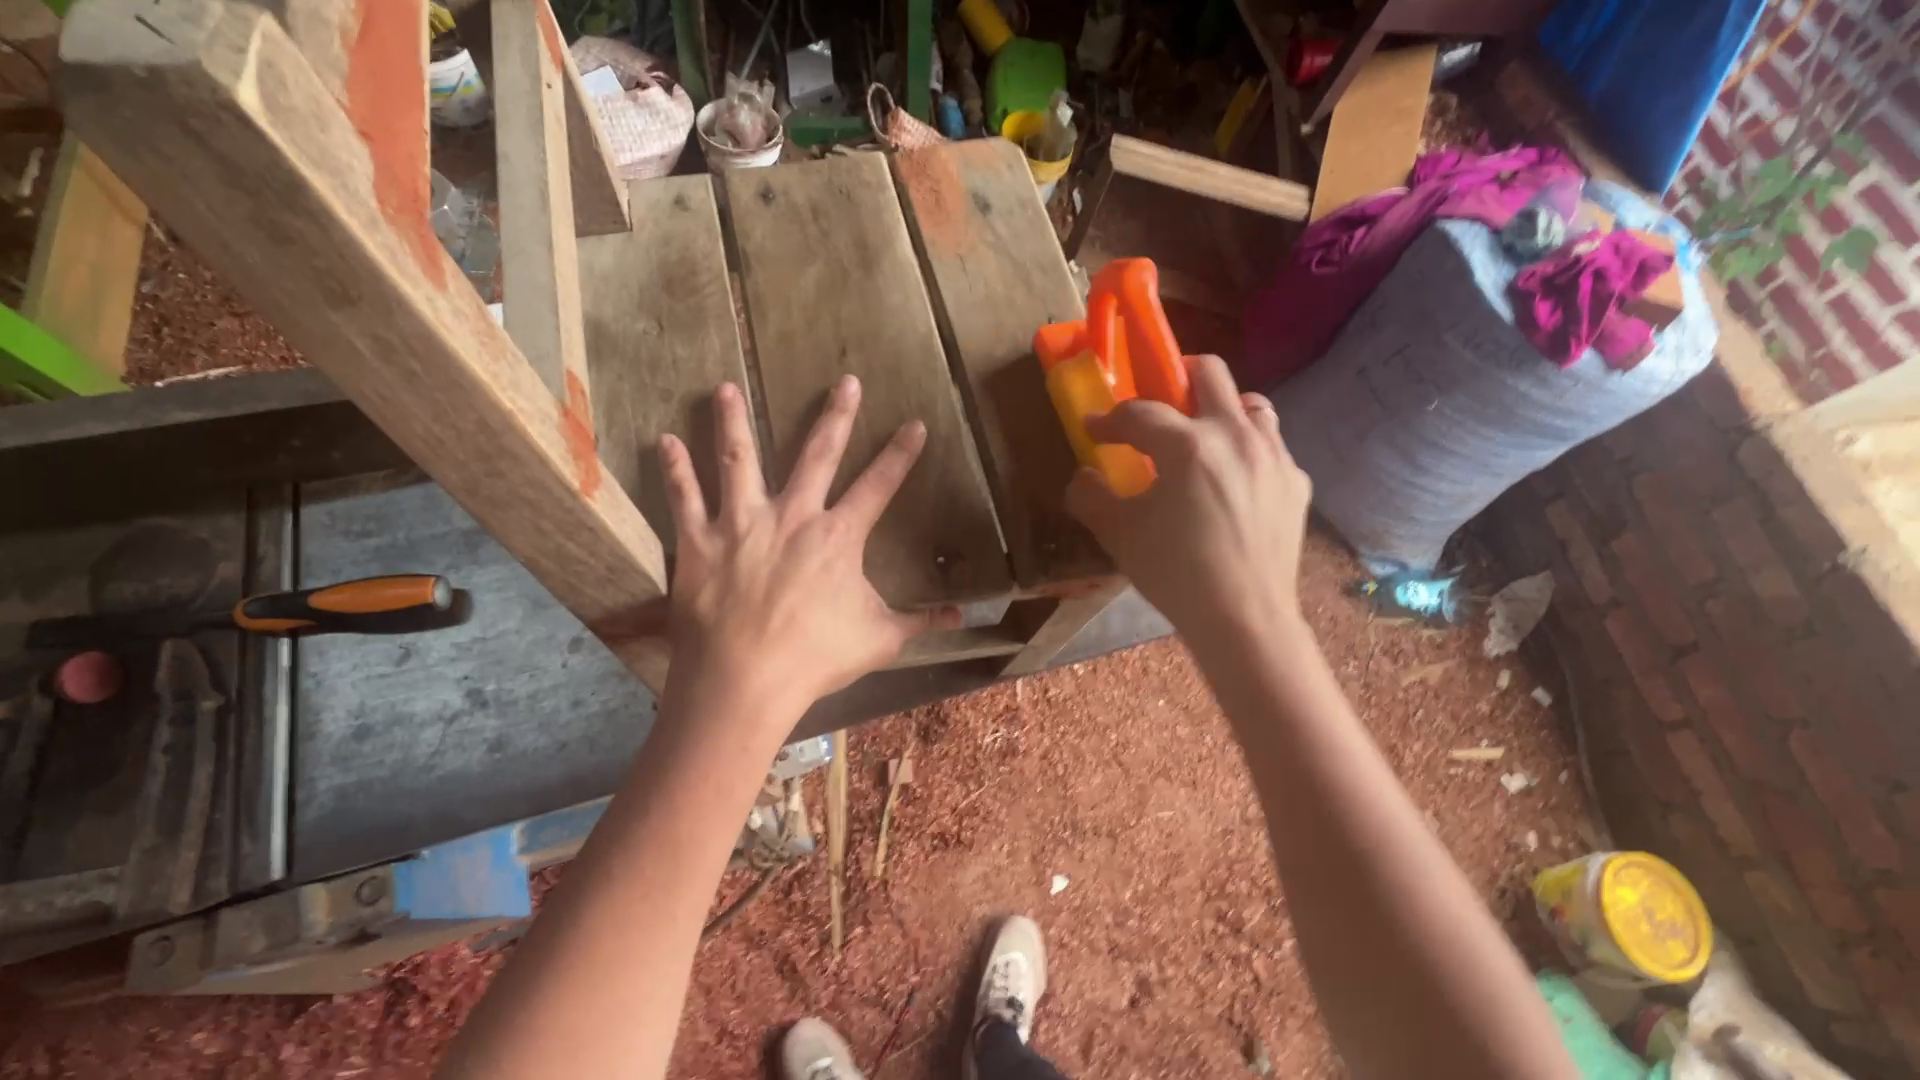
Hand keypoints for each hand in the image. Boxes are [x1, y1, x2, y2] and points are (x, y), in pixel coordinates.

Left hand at [659, 377, 960, 714]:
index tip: (914, 423)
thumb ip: (920, 622)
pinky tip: (665, 440)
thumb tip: (963, 619)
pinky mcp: (700, 541)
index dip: (900, 454)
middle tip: (845, 381)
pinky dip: (675, 468)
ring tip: (725, 387)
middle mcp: (792, 515)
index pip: (879, 485)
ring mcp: (742, 523)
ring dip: (733, 420)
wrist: (745, 680)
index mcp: (838, 537)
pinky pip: (685, 497)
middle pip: (818, 454)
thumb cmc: (816, 659)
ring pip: (738, 458)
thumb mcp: (880, 641)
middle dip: (836, 416)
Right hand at [1066, 354, 1311, 641]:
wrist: (1244, 618)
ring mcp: (1274, 456)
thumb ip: (1092, 497)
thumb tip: (1084, 476)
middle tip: (1160, 400)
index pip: (1140, 414)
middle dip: (1176, 375)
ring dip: (1222, 409)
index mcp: (1189, 445)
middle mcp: (1236, 436)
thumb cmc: (1176, 574)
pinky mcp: (1296, 483)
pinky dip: (1248, 450)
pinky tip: (1233, 482)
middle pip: (1209, 373)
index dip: (1110, 420)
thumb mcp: (1119, 536)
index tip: (1095, 430)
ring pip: (1251, 404)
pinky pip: (1271, 447)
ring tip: (1203, 437)